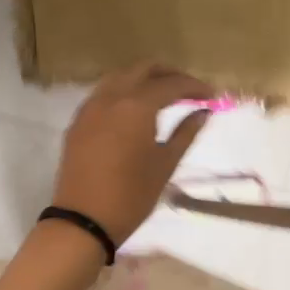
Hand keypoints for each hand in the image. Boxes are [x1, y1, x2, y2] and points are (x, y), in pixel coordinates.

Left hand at [50, 66, 215, 243]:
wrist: (84, 220)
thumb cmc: (131, 196)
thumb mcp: (164, 165)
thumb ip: (185, 133)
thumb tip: (203, 112)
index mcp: (136, 106)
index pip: (171, 84)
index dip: (195, 86)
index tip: (212, 95)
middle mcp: (110, 97)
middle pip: (143, 69)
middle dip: (168, 74)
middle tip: (188, 90)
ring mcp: (89, 108)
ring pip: (119, 77)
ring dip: (143, 80)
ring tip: (162, 97)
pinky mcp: (77, 123)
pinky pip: (102, 95)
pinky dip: (122, 93)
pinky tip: (133, 111)